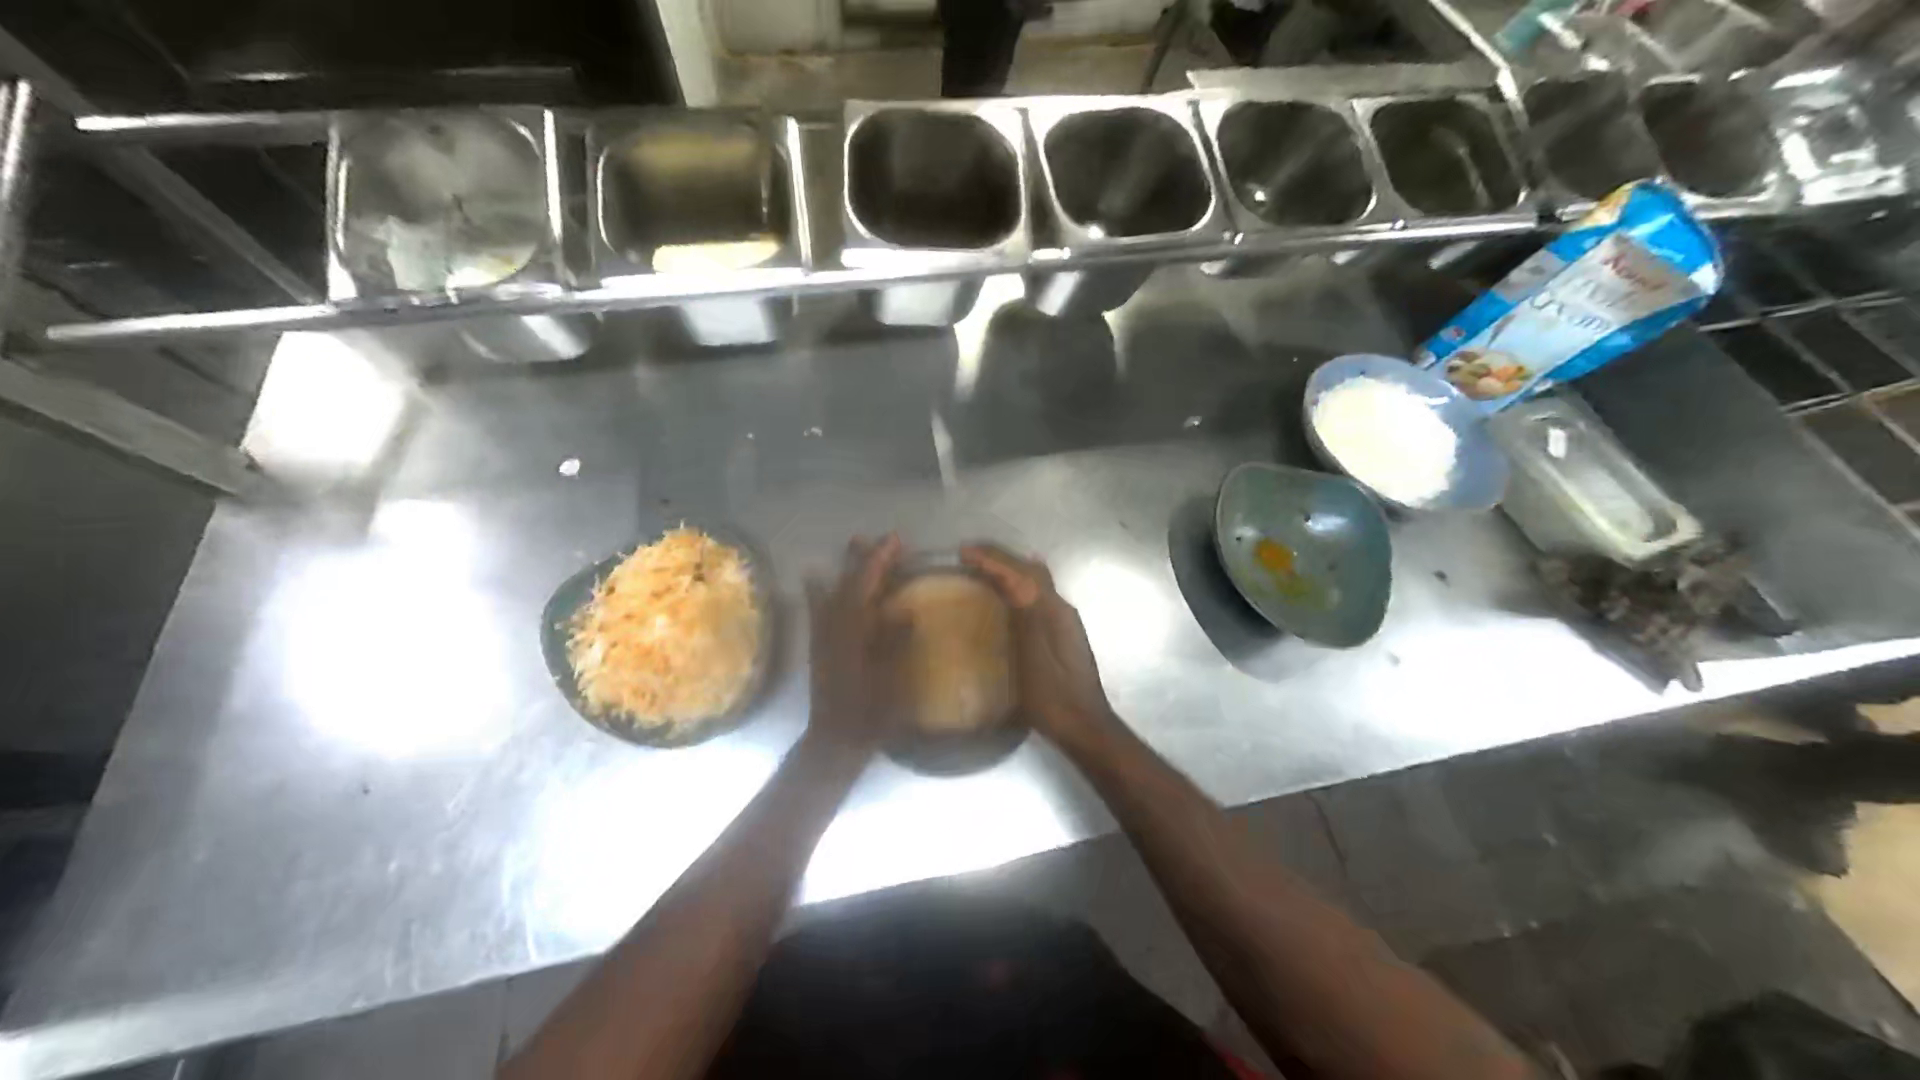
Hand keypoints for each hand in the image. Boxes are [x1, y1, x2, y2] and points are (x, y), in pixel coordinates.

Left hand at [807, 534, 903, 755]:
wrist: (837, 739)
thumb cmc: (871, 713)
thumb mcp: (893, 680)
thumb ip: (895, 644)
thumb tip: (903, 611)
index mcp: (856, 632)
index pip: (869, 586)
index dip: (882, 561)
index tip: (897, 540)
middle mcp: (836, 628)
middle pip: (850, 583)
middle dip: (865, 559)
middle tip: (878, 538)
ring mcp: (825, 636)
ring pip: (834, 592)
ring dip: (846, 568)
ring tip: (853, 544)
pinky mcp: (820, 647)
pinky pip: (818, 611)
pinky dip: (818, 591)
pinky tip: (814, 579)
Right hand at [961, 544, 1117, 748]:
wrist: (1083, 725)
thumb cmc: (1052, 696)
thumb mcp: (1031, 658)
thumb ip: (1024, 616)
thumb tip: (1010, 579)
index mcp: (1052, 610)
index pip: (1020, 571)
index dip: (991, 558)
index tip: (962, 552)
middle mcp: (1060, 607)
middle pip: (1030, 569)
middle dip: (999, 558)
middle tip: (967, 557)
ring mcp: (1062, 620)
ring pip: (1033, 581)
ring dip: (1007, 570)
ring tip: (979, 571)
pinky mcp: (1060, 633)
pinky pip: (1034, 596)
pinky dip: (1014, 586)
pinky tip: (1001, 598)